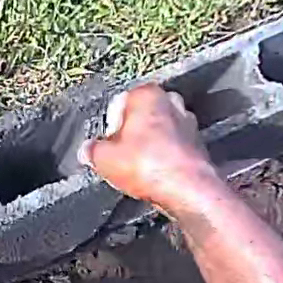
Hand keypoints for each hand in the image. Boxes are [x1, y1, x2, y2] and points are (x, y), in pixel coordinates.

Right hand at [80, 85, 224, 213]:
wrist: (185, 188)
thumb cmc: (149, 166)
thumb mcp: (103, 159)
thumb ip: (91, 150)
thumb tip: (87, 150)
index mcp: (146, 94)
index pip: (118, 104)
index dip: (108, 128)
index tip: (105, 144)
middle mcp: (170, 102)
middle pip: (139, 117)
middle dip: (128, 135)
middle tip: (119, 157)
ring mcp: (186, 121)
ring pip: (156, 132)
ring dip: (146, 147)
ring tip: (136, 169)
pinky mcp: (196, 143)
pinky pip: (171, 147)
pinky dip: (161, 157)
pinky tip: (153, 174)